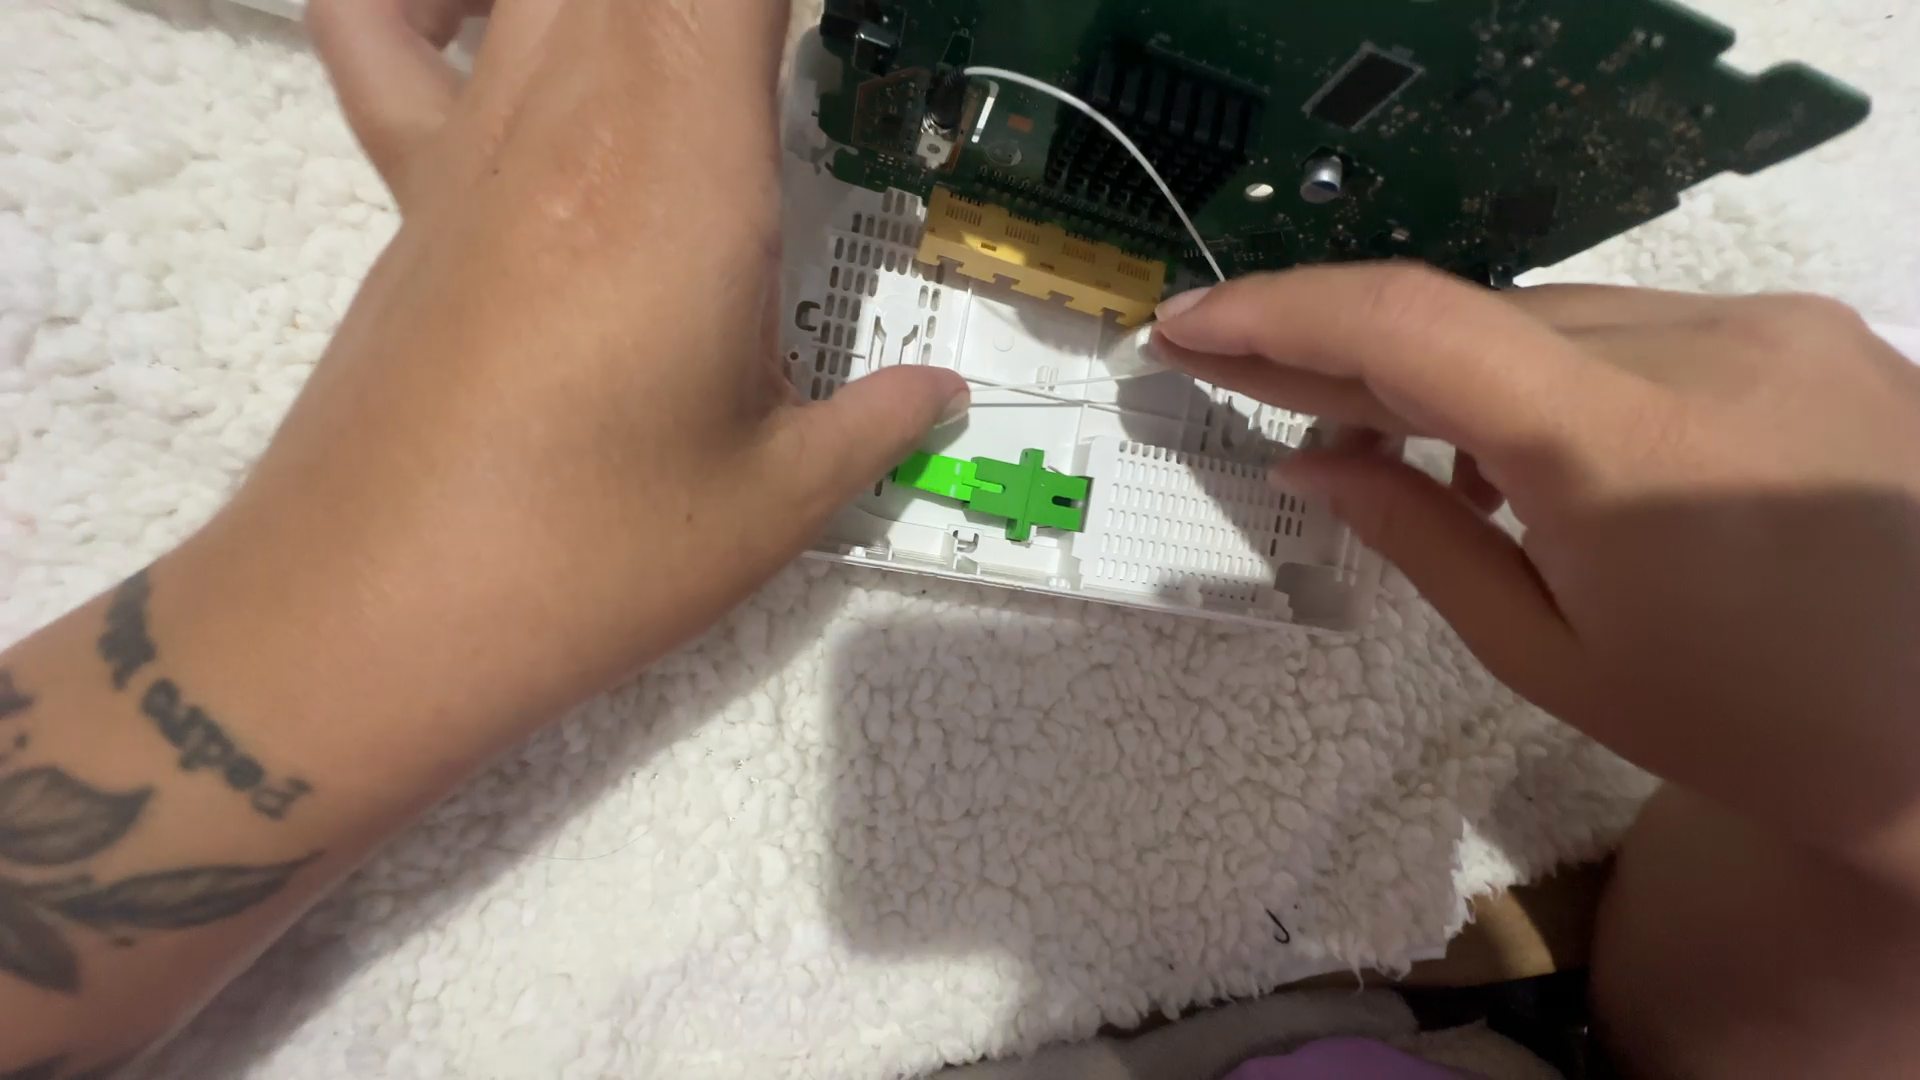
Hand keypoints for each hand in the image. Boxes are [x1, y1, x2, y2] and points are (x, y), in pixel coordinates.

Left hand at [179, 0, 966, 742]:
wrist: (382, 619)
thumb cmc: (604, 556)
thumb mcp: (780, 500)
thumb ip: (879, 424)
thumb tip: (944, 395)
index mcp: (686, 183)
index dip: (789, 3)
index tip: (845, 42)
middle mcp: (572, 125)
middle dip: (737, 11)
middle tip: (790, 80)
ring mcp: (472, 149)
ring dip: (638, 10)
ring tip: (706, 69)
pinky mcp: (411, 200)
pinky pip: (390, 31)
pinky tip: (503, 25)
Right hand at [1154, 267, 1919, 883]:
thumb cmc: (1731, 721)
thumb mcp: (1536, 649)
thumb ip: (1412, 535)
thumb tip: (1304, 460)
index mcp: (1623, 448)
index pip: (1410, 331)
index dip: (1276, 314)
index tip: (1185, 323)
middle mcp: (1700, 347)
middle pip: (1450, 319)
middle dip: (1315, 342)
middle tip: (1214, 356)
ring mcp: (1757, 326)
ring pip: (1514, 322)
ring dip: (1412, 371)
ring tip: (1358, 436)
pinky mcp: (1782, 331)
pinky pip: (1588, 333)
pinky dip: (1500, 377)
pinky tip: (1488, 449)